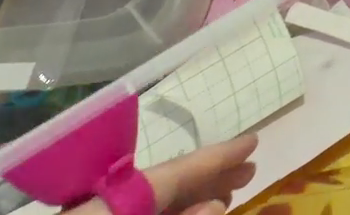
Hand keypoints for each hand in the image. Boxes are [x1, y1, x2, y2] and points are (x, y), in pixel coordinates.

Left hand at [64, 136, 258, 214]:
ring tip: (228, 195)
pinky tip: (196, 211)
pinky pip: (138, 211)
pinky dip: (169, 212)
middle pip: (160, 185)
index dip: (216, 156)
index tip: (254, 142)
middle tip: (249, 171)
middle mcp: (101, 202)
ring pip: (151, 203)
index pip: (171, 171)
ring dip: (192, 197)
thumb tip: (215, 205)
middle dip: (207, 177)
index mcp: (108, 200)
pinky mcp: (95, 212)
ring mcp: (96, 208)